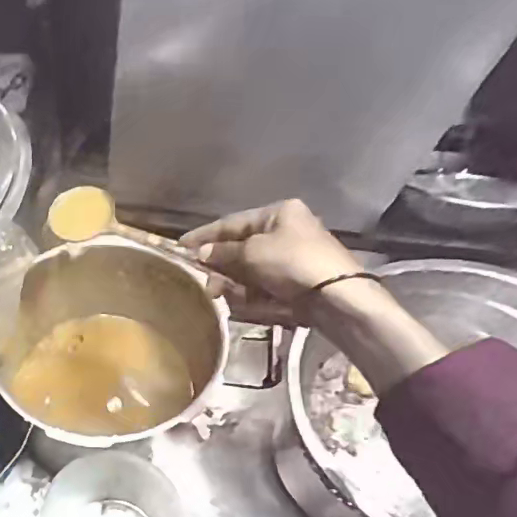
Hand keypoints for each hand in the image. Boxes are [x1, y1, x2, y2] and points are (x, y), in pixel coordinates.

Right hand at [180, 199, 363, 323]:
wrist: (335, 295)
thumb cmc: (292, 262)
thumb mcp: (252, 253)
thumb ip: (224, 253)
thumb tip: (201, 254)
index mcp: (278, 213)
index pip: (232, 222)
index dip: (205, 235)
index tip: (181, 246)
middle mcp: (285, 232)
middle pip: (241, 248)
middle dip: (220, 266)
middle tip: (204, 281)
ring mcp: (290, 260)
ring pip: (249, 271)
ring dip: (233, 284)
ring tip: (220, 294)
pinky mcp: (294, 284)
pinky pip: (262, 288)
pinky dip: (249, 296)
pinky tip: (241, 303)